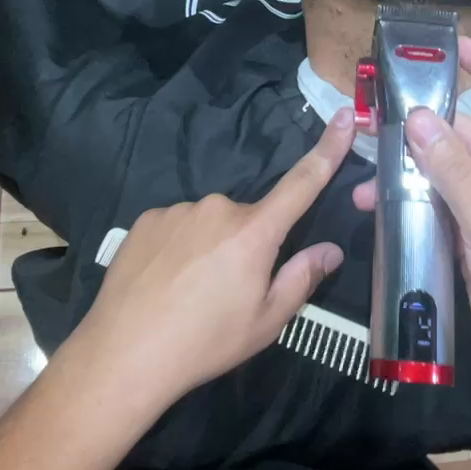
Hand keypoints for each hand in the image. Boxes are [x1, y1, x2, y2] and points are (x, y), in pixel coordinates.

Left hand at [70, 107, 355, 406]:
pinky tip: (164, 281)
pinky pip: (177, 226)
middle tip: (228, 290)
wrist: (123, 355)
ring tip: (189, 291)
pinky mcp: (147, 218)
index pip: (302, 183)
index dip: (328, 149)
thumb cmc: (205, 343)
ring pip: (210, 222)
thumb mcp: (266, 322)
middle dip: (247, 244)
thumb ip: (302, 278)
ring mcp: (179, 209)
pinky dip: (178, 248)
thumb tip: (331, 250)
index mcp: (254, 232)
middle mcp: (218, 208)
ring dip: (210, 246)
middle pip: (248, 218)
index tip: (346, 115)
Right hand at [352, 37, 470, 379]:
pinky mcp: (465, 236)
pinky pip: (432, 204)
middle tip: (375, 113)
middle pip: (463, 134)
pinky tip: (374, 206)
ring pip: (440, 171)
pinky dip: (405, 202)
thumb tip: (419, 117)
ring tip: (364, 169)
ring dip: (405, 167)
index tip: (454, 46)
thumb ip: (454, 171)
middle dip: (422, 123)